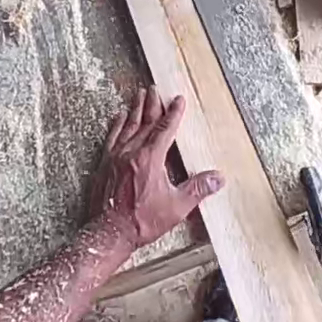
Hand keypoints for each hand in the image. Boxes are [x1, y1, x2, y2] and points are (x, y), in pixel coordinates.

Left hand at [89, 88, 224, 249]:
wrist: (110, 232)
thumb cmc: (141, 220)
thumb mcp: (176, 207)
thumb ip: (197, 189)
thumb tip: (217, 178)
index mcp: (150, 159)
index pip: (165, 129)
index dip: (174, 113)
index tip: (179, 100)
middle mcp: (131, 152)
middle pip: (145, 122)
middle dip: (153, 105)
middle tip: (155, 89)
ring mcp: (115, 157)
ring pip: (127, 126)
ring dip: (135, 110)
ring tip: (139, 95)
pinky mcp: (104, 164)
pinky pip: (111, 137)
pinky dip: (117, 125)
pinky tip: (119, 117)